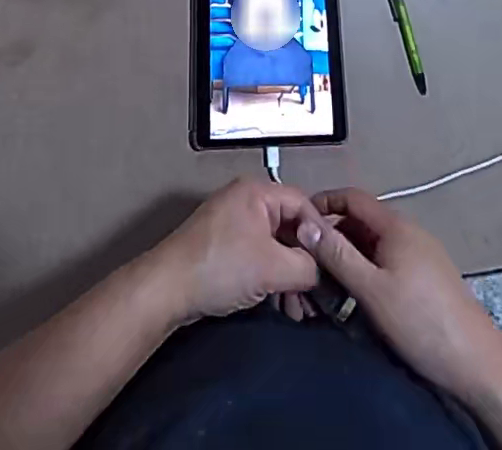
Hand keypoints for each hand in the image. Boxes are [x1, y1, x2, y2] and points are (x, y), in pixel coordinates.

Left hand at [142, 179, 321, 323]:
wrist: (168, 288)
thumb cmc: (219, 267)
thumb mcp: (275, 268)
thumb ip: (309, 266)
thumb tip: (323, 270)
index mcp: (257, 192)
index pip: (303, 204)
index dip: (321, 234)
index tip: (334, 263)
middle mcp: (245, 200)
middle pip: (290, 226)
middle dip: (306, 262)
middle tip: (320, 292)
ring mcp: (233, 223)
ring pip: (275, 245)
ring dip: (291, 276)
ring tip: (299, 308)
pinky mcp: (224, 246)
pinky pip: (259, 256)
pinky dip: (273, 277)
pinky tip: (282, 305)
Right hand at [298, 188, 501, 407]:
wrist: (479, 366)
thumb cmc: (421, 322)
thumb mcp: (371, 289)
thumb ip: (337, 254)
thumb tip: (305, 224)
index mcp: (396, 226)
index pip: (352, 197)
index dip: (323, 203)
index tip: (298, 222)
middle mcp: (409, 232)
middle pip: (361, 220)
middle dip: (333, 234)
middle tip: (308, 258)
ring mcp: (421, 254)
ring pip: (373, 243)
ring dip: (349, 255)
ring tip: (327, 281)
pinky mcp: (427, 276)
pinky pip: (387, 260)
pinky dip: (367, 269)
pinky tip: (357, 295)